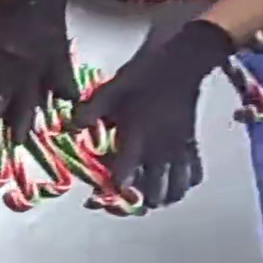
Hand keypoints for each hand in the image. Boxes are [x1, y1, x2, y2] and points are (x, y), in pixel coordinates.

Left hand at [71, 19, 233, 208]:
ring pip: (177, 184)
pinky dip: (185, 182)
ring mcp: (178, 145)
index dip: (111, 192)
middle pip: (154, 189)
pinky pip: (194, 169)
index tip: (97, 199)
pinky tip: (176, 187)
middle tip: (120, 203)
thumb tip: (68, 129)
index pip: (124, 175)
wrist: (184, 59)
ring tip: (148, 201)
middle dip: (137, 201)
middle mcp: (159, 147)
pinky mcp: (190, 140)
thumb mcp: (108, 92)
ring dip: (163, 196)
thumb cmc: (142, 77)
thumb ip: (87, 114)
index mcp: (136, 138)